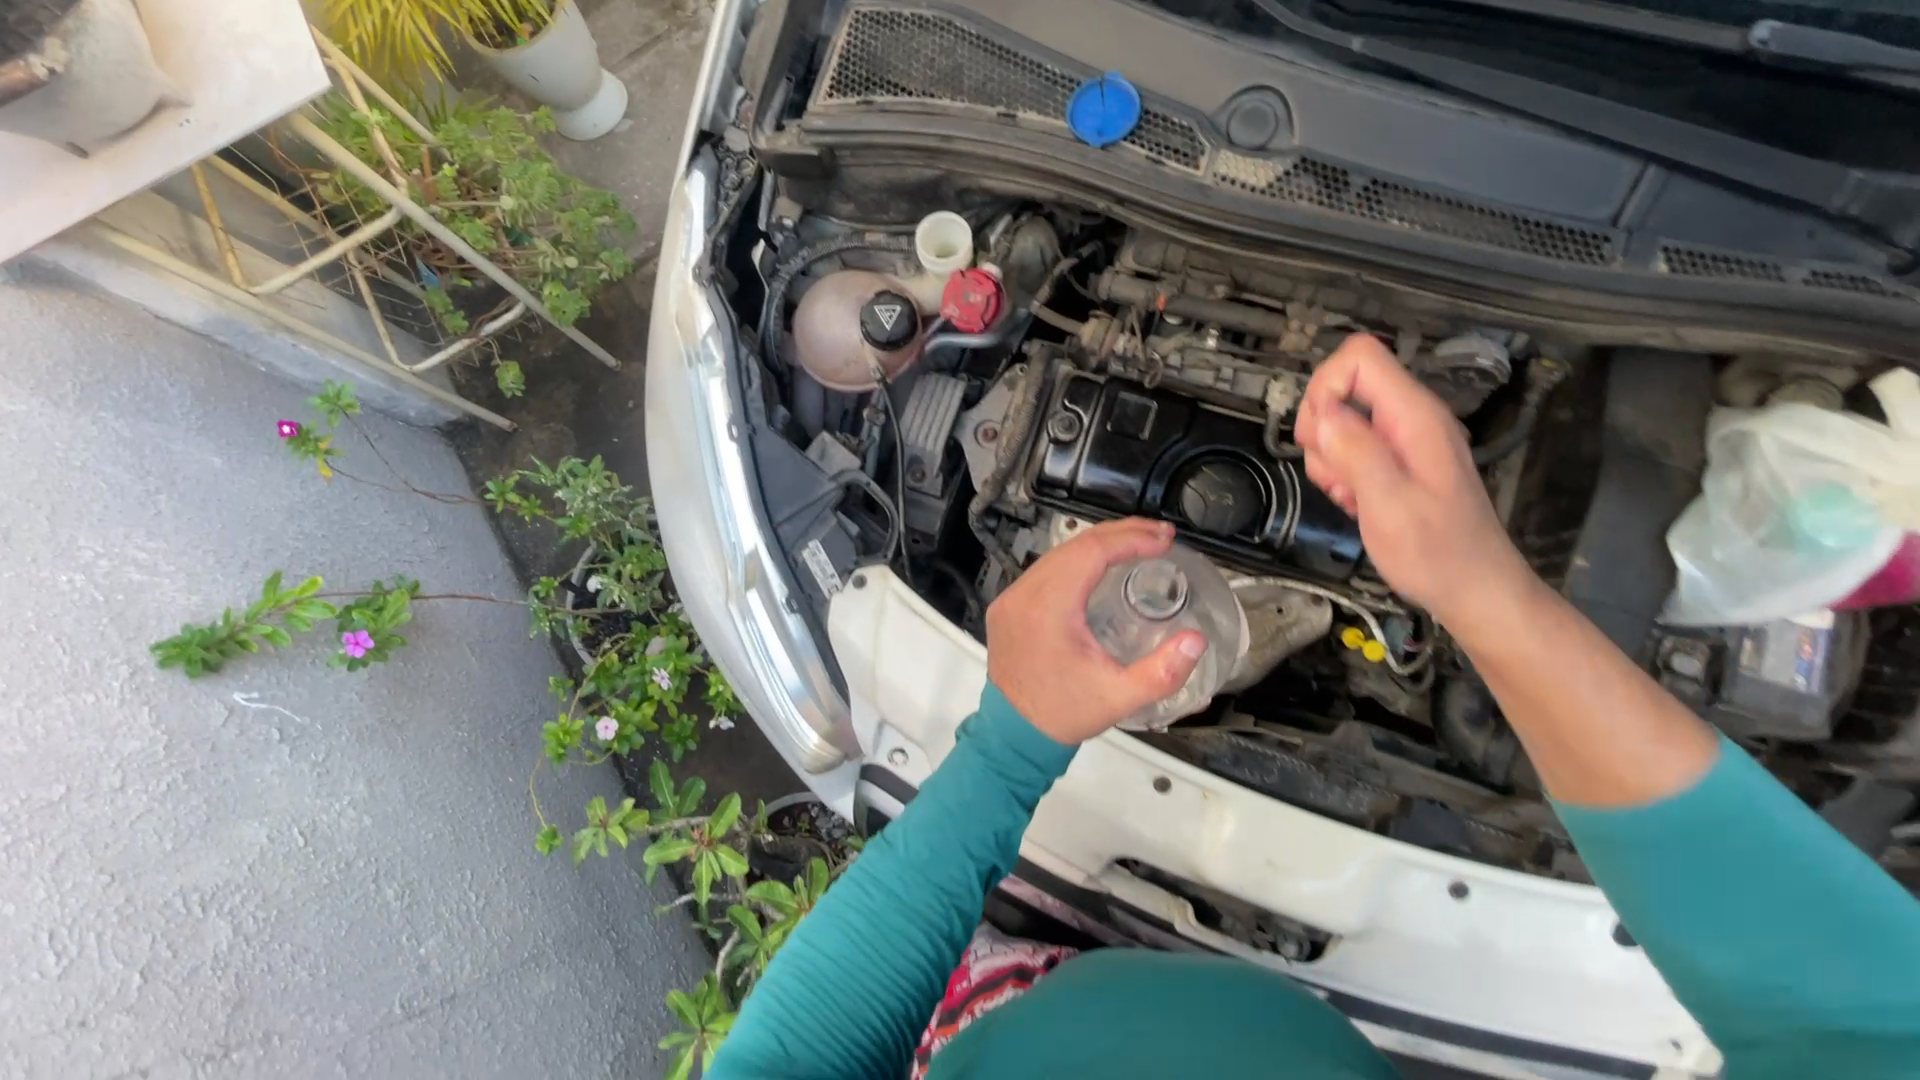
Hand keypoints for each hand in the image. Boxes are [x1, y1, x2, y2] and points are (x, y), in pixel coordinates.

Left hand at [986, 518, 1206, 744]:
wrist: (1013, 735)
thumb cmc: (1061, 715)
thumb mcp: (1119, 698)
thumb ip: (1162, 672)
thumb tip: (1195, 641)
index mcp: (1047, 609)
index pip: (1091, 552)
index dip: (1131, 539)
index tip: (1163, 540)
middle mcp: (1023, 595)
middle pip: (1074, 544)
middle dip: (1120, 534)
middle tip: (1158, 536)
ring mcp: (1011, 598)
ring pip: (1057, 553)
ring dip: (1097, 544)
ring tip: (1136, 544)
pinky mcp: (1008, 606)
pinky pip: (1044, 569)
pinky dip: (1075, 560)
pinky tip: (1099, 565)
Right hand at [1294, 334, 1532, 624]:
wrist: (1472, 589)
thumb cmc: (1437, 553)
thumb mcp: (1390, 504)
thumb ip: (1355, 452)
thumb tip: (1321, 413)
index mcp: (1414, 417)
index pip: (1359, 357)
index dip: (1325, 386)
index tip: (1320, 435)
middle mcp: (1409, 419)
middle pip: (1341, 387)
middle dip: (1320, 429)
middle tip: (1334, 473)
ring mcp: (1401, 440)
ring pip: (1338, 422)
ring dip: (1328, 458)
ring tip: (1350, 495)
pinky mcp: (1394, 462)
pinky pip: (1349, 450)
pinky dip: (1339, 474)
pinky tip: (1356, 502)